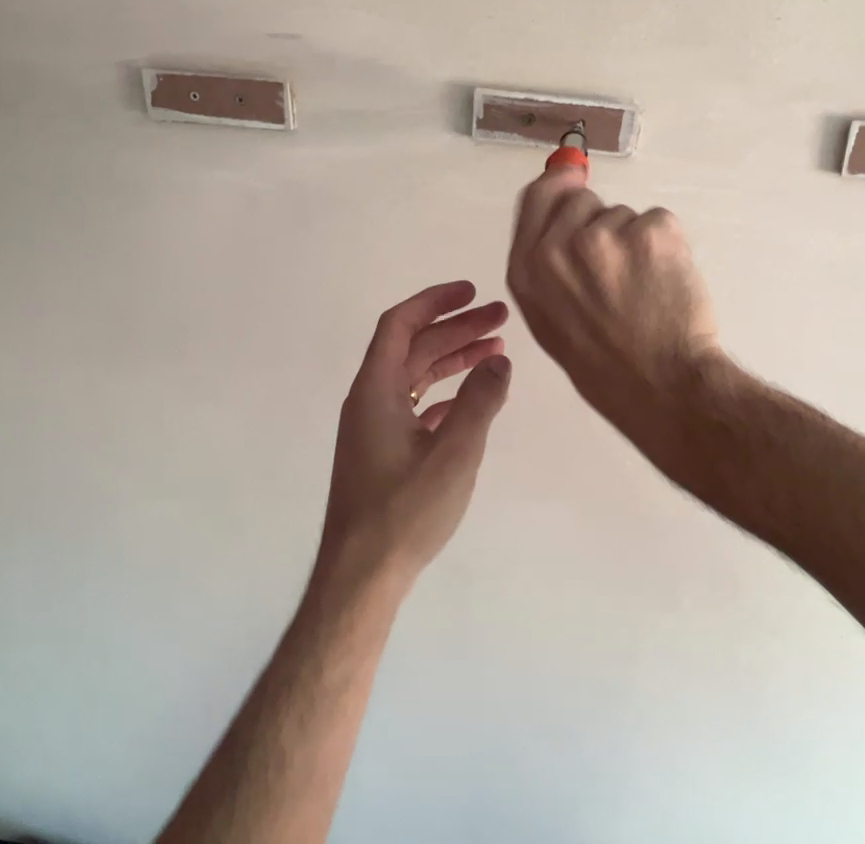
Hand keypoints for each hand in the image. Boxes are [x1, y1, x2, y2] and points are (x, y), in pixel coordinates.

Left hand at [319, 281, 512, 585]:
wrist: (362, 573)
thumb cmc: (405, 511)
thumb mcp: (454, 454)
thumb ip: (479, 402)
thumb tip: (500, 360)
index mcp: (375, 390)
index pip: (400, 325)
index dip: (435, 302)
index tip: (472, 291)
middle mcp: (369, 401)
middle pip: (412, 348)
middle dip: (456, 329)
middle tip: (501, 320)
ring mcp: (375, 429)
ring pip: (415, 378)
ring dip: (453, 361)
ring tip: (497, 351)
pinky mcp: (384, 453)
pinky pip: (415, 407)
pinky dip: (445, 394)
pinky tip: (473, 398)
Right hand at [506, 165, 719, 424]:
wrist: (659, 384)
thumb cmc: (601, 362)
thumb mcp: (547, 317)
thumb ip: (546, 264)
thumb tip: (563, 211)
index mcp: (527, 270)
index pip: (537, 197)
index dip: (560, 184)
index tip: (575, 179)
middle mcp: (558, 247)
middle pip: (582, 200)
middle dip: (600, 223)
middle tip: (617, 269)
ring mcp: (606, 236)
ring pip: (623, 214)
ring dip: (635, 240)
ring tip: (642, 288)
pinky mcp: (652, 232)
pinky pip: (658, 220)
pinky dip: (666, 245)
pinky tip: (665, 282)